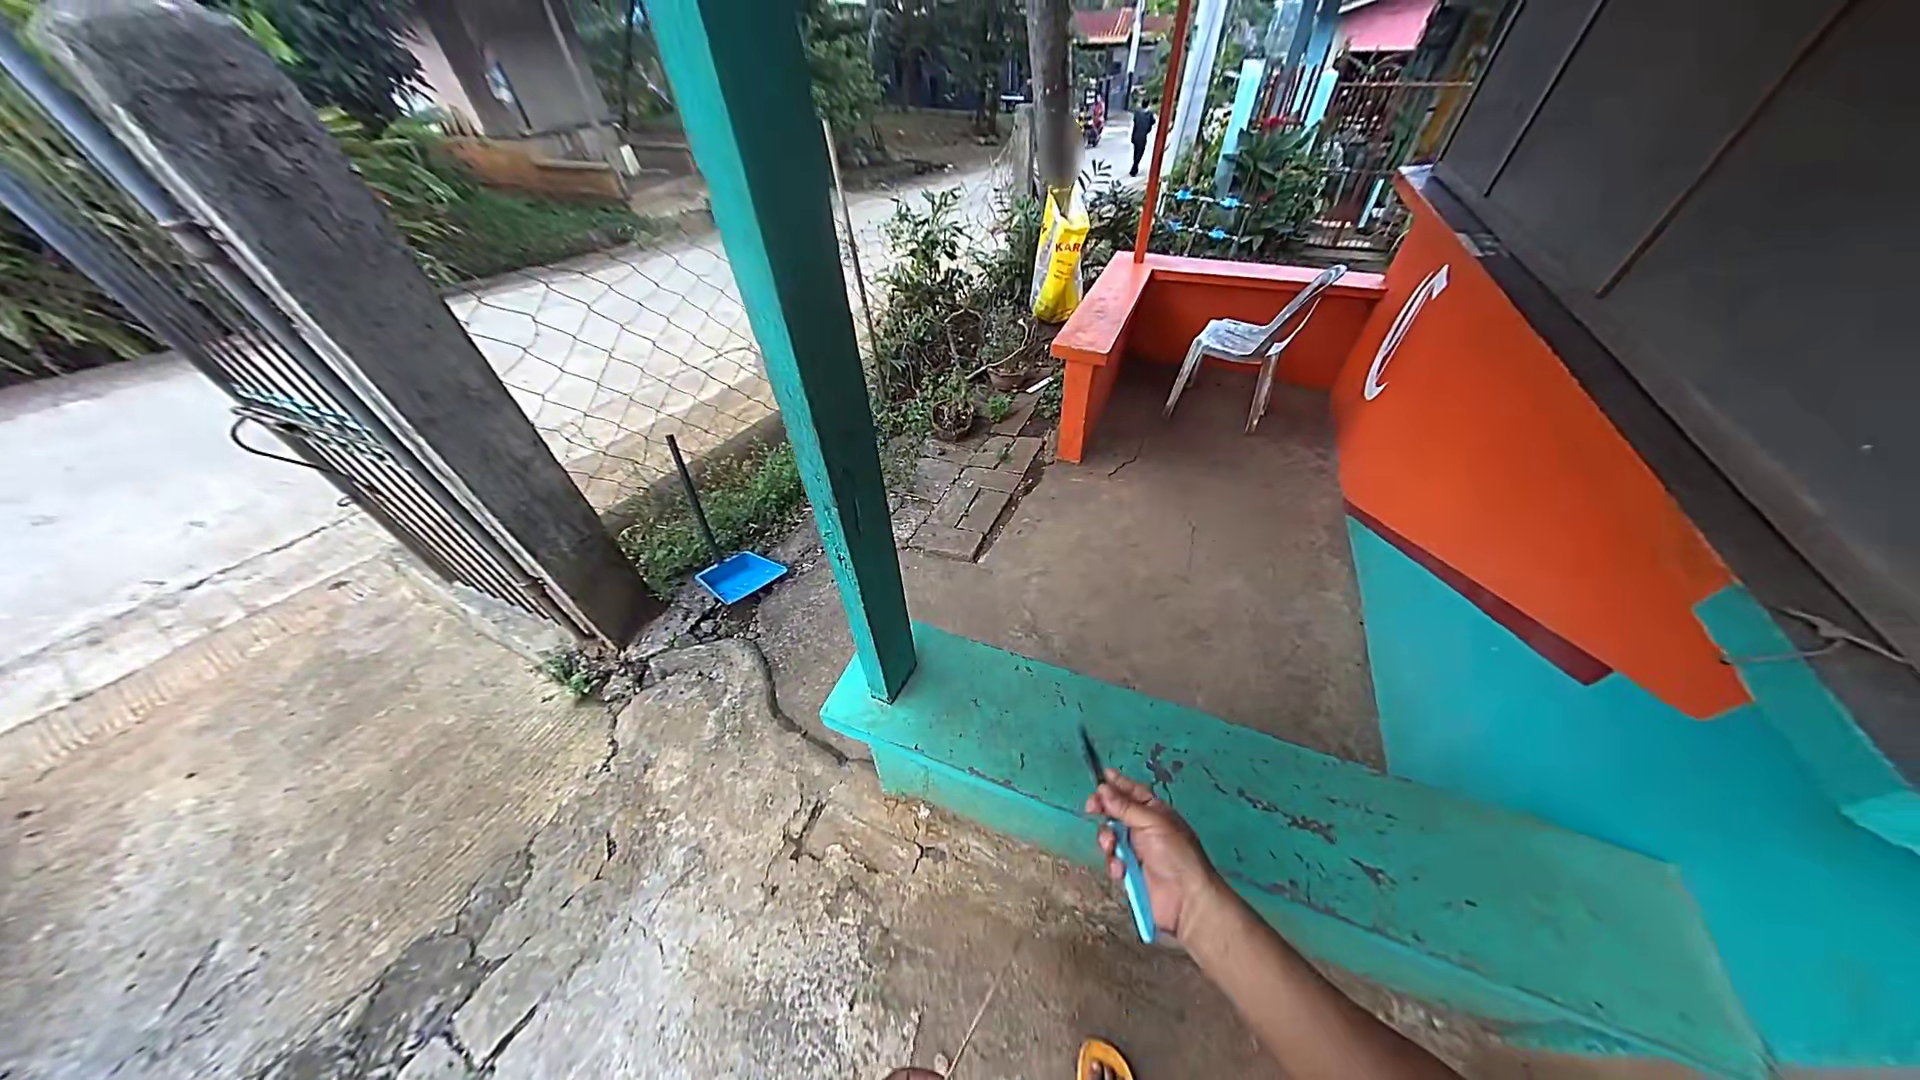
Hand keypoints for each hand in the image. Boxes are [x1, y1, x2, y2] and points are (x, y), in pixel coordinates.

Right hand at [1085, 770, 1229, 942]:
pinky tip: (1121, 869)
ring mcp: (1135, 850)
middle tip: (1092, 808)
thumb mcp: (1153, 823)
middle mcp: (1144, 828)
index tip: (1101, 777)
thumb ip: (1125, 806)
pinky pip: (1112, 860)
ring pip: (1110, 836)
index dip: (1117, 784)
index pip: (1133, 792)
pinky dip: (1113, 863)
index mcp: (1155, 812)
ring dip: (1107, 839)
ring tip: (1112, 846)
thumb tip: (1103, 788)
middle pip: (1116, 812)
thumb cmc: (1176, 854)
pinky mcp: (1129, 871)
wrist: (1186, 900)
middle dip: (1103, 809)